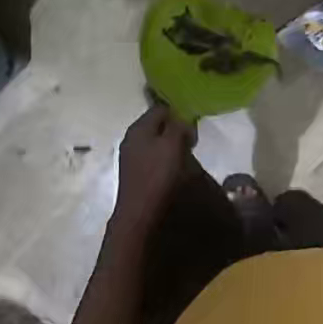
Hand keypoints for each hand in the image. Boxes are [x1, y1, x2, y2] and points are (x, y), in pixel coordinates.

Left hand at [114, 103, 194, 227]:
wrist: (139, 214)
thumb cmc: (158, 176)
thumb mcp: (173, 145)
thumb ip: (178, 127)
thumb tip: (182, 121)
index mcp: (139, 127)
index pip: (160, 109)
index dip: (178, 114)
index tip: (193, 128)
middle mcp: (131, 138)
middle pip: (156, 125)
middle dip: (174, 131)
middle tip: (190, 143)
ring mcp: (130, 156)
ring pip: (154, 142)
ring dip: (170, 146)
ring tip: (184, 157)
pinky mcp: (133, 173)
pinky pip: (151, 157)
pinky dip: (163, 159)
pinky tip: (172, 171)